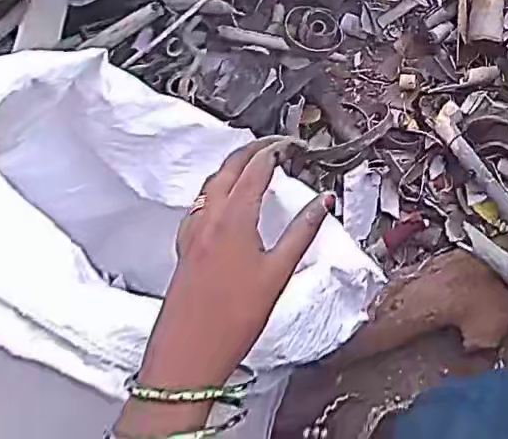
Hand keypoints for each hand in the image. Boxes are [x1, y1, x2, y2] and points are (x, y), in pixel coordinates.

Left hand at [136, 140, 331, 390]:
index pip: (255, 169)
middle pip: (228, 169)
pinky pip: (198, 206)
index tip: (292, 145)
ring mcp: (191, 236)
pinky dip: (215, 190)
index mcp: (232, 220)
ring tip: (251, 162)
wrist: (184, 364)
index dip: (275, 150)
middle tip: (274, 143)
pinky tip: (222, 202)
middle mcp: (208, 221)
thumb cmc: (230, 322)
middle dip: (252, 150)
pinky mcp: (184, 252)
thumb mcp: (278, 273)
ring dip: (231, 166)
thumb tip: (323, 201)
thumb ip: (303, 230)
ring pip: (210, 185)